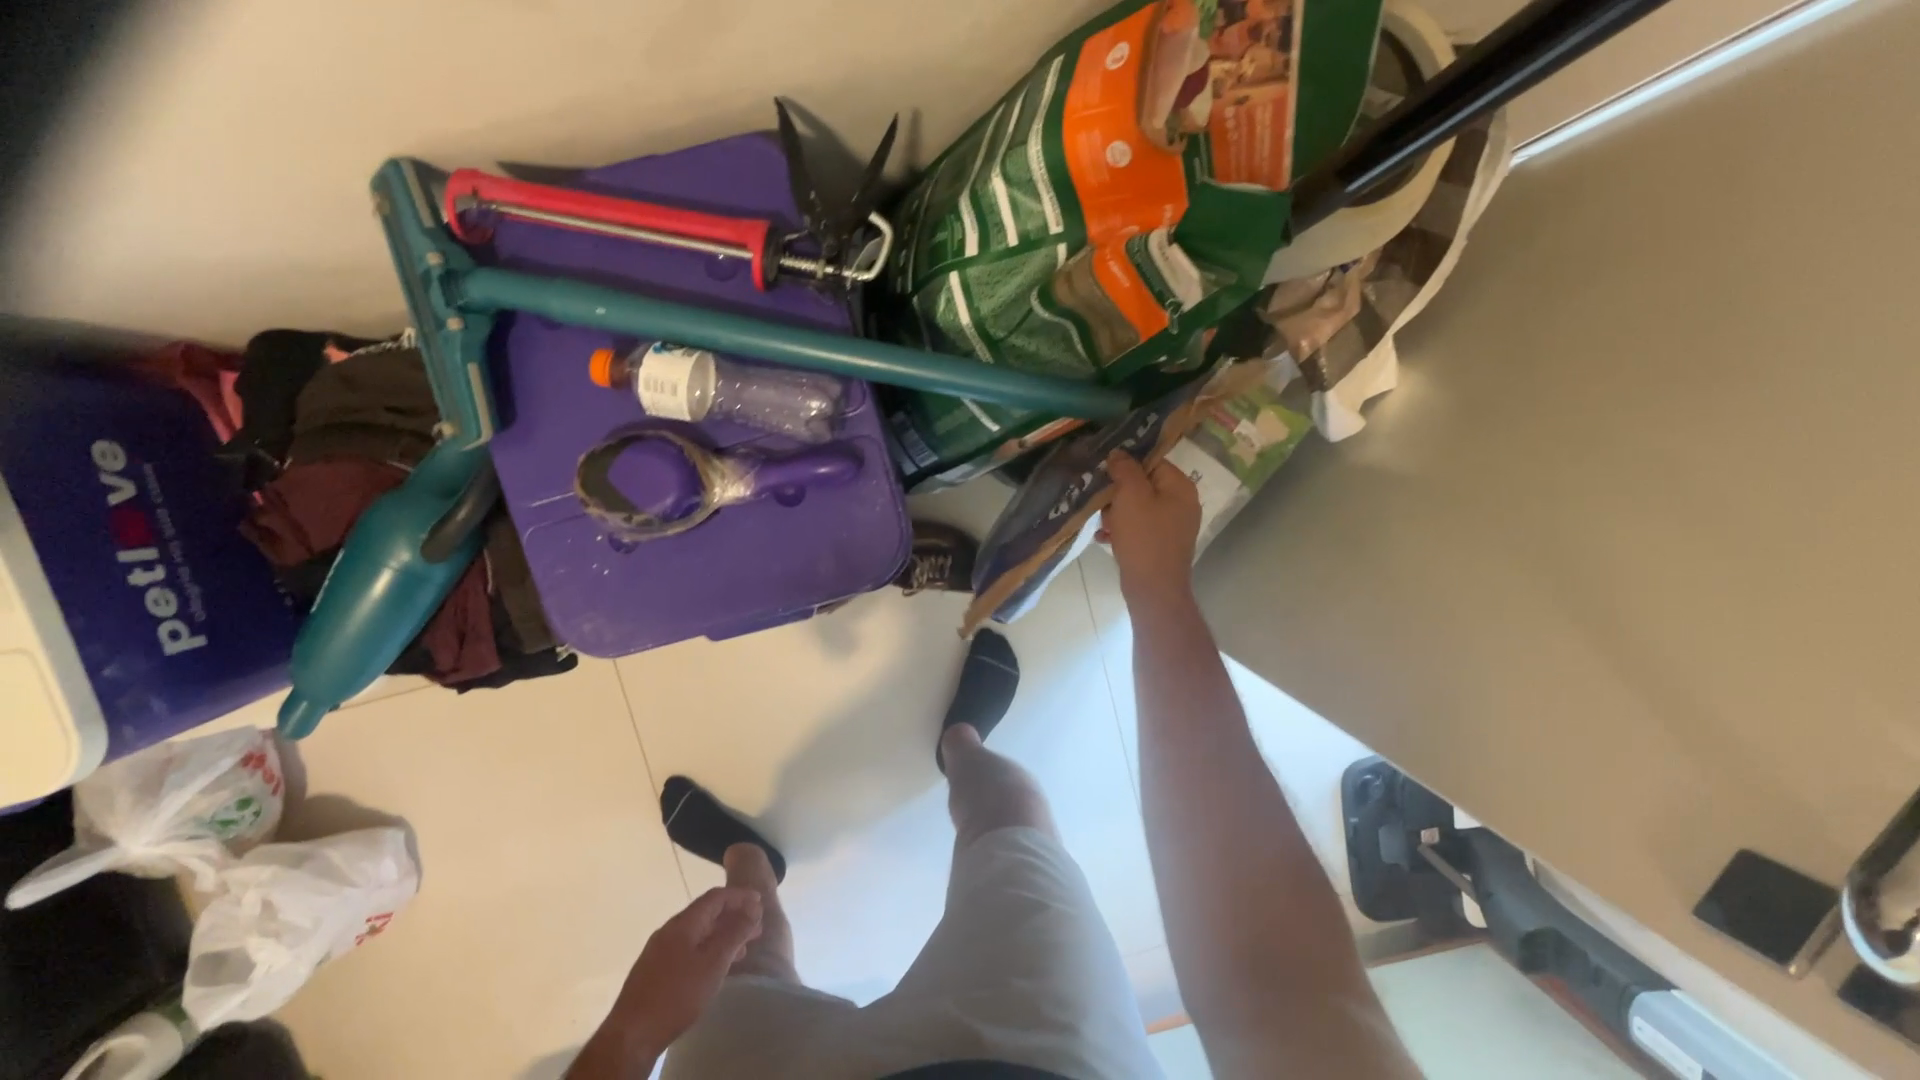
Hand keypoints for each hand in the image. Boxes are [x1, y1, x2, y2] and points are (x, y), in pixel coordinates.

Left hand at [604, 887, 762, 1057]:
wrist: (632, 1033)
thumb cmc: (677, 995)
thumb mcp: (713, 963)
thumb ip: (734, 934)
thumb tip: (752, 909)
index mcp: (683, 924)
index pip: (715, 898)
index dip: (739, 896)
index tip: (760, 901)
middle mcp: (669, 931)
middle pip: (706, 914)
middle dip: (733, 917)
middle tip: (757, 927)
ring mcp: (660, 951)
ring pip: (698, 934)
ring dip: (722, 936)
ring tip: (743, 950)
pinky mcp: (656, 970)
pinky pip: (689, 949)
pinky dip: (708, 950)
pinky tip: (716, 967)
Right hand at [1099, 451, 1200, 609]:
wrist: (1154, 589)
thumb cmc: (1144, 538)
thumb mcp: (1131, 496)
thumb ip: (1125, 469)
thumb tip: (1119, 453)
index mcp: (1180, 487)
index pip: (1152, 461)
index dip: (1127, 465)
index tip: (1104, 472)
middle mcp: (1182, 503)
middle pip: (1144, 484)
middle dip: (1119, 493)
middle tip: (1102, 503)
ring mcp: (1173, 526)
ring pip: (1138, 507)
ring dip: (1116, 512)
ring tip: (1103, 524)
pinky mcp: (1162, 544)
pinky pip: (1138, 527)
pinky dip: (1122, 530)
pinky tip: (1104, 537)